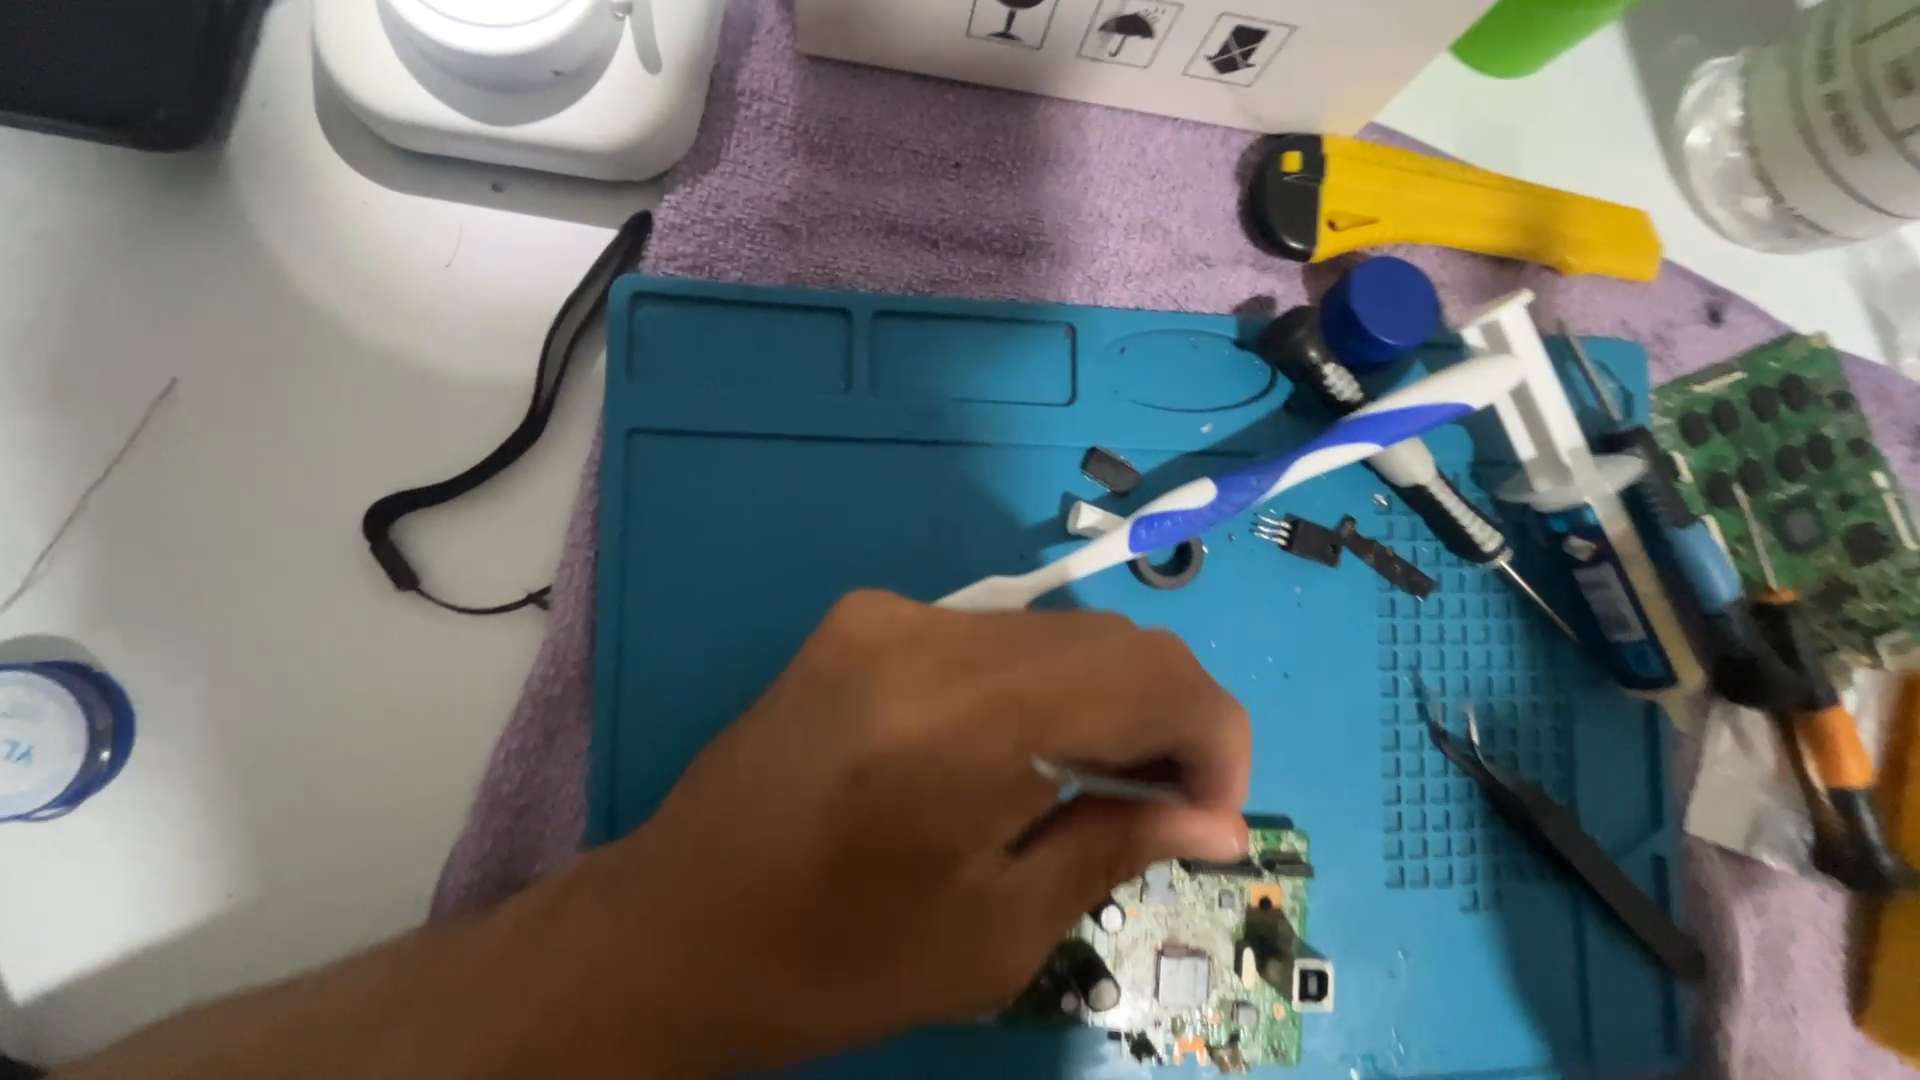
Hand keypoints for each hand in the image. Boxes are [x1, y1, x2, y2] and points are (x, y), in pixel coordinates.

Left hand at [590, 590, 1251, 1074]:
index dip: (1214, 736)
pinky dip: (1040, 685)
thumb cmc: (836, 958)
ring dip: (1104, 698)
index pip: (1150, 676)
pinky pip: (996, 636)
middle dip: (1166, 718)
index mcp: (963, 724)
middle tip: (1160, 805)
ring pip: (1057, 632)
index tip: (1213, 813)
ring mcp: (888, 614)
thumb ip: (1115, 845)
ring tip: (1090, 781)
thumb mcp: (997, 934)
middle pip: (1110, 640)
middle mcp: (927, 637)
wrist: (675, 925)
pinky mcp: (863, 616)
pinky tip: (1018, 749)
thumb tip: (1218, 816)